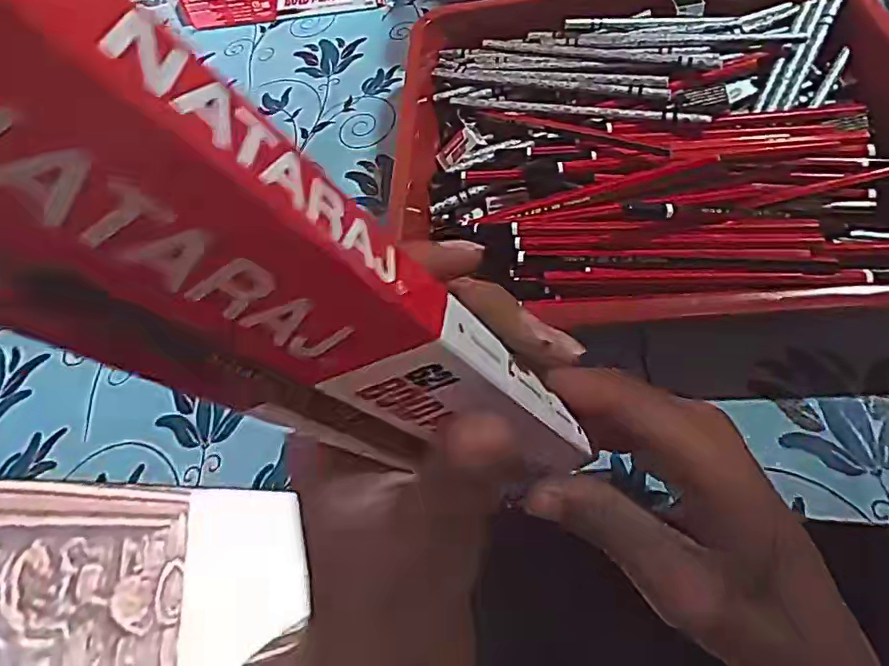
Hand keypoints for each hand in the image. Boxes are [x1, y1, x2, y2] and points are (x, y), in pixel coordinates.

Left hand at [289, 240, 584, 665]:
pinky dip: (516, 368)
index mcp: (330, 401)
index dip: (411, 272)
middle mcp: (365, 386)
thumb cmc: (383, 600)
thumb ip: (450, 486)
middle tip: (543, 340)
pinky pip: (480, 371)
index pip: (363, 304)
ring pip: (457, 338)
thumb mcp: (415, 542)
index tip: (467, 261)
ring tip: (559, 357)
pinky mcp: (442, 418)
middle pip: (421, 312)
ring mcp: (407, 399)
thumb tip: (492, 427)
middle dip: (484, 313)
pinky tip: (552, 375)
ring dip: (509, 338)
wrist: (399, 646)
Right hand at [523, 369, 879, 665]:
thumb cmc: (753, 609)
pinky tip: (562, 450)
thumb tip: (534, 485)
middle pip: (613, 389)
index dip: (558, 384)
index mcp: (697, 442)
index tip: (502, 391)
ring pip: (619, 401)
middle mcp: (695, 417)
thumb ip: (609, 524)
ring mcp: (696, 427)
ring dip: (572, 413)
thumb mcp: (678, 581)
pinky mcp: (692, 443)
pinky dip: (594, 429)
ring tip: (519, 430)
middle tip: (500, 415)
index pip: (614, 390)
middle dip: (557, 396)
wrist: (813, 632)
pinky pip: (632, 421)